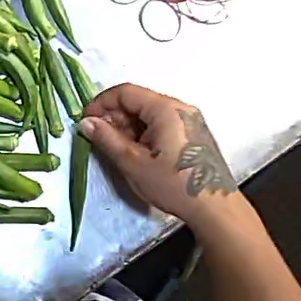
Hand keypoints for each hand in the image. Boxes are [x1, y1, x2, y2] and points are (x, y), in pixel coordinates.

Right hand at [79, 84, 245, 230]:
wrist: (214, 208)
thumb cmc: (174, 185)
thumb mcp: (133, 163)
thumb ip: (107, 139)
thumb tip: (87, 123)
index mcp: (166, 108)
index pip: (126, 92)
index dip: (101, 103)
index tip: (86, 120)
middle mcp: (180, 108)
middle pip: (139, 101)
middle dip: (115, 117)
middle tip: (99, 137)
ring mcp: (190, 121)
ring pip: (150, 115)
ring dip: (129, 127)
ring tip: (117, 149)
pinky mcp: (194, 136)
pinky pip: (163, 125)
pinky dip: (145, 134)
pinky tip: (138, 154)